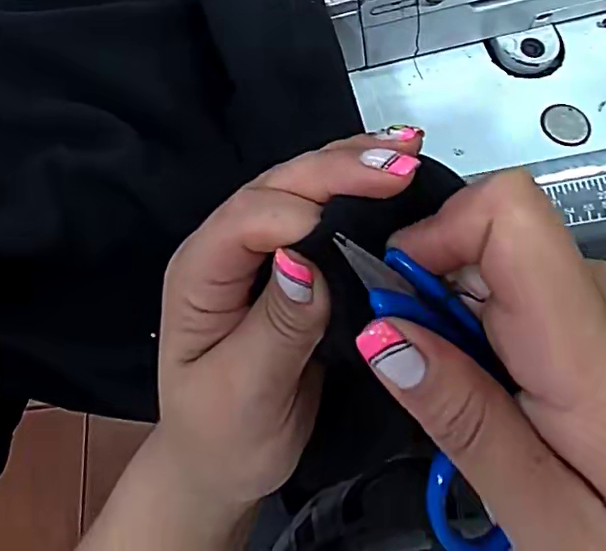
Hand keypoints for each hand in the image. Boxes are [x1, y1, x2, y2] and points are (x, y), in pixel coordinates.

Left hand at [82, 129, 426, 548]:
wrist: (221, 456)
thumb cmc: (223, 433)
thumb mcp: (245, 395)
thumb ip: (277, 328)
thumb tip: (306, 263)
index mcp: (200, 270)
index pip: (246, 219)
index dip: (299, 212)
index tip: (358, 222)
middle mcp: (226, 242)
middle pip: (278, 185)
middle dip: (338, 168)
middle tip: (400, 163)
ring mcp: (258, 241)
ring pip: (302, 182)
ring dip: (354, 161)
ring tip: (405, 148)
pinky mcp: (289, 248)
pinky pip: (323, 202)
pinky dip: (358, 181)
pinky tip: (389, 167)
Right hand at [355, 167, 605, 548]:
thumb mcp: (557, 522)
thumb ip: (465, 419)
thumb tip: (382, 335)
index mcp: (587, 337)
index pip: (505, 206)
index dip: (435, 229)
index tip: (397, 300)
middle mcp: (593, 288)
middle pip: (482, 226)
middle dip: (426, 284)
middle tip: (421, 370)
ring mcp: (596, 289)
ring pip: (488, 256)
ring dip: (450, 311)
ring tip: (468, 392)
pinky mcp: (594, 300)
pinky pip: (512, 280)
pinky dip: (480, 321)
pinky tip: (499, 386)